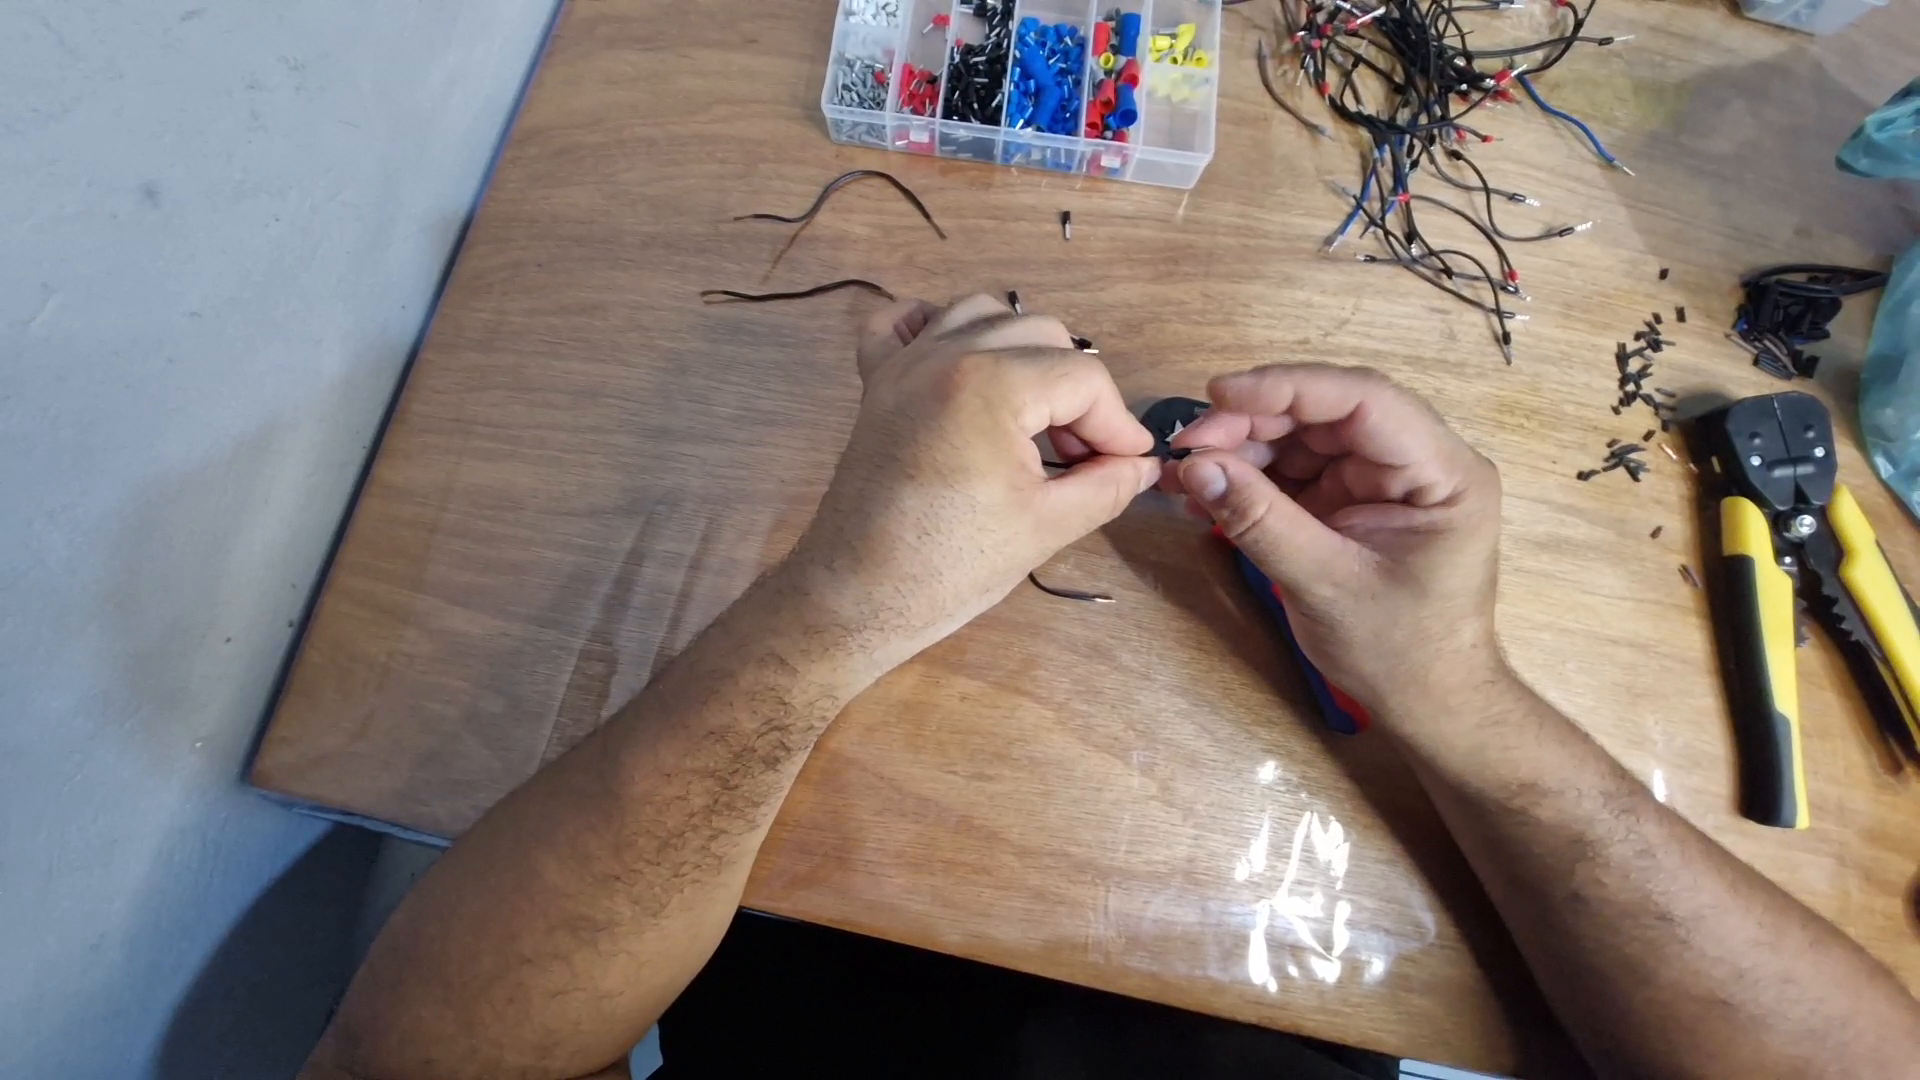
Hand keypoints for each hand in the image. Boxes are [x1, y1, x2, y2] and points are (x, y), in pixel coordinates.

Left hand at [781, 293, 1158, 674]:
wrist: (856, 598)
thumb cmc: (949, 569)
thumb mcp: (1045, 528)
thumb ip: (1107, 485)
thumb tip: (1142, 464)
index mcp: (990, 384)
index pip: (1083, 377)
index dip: (1116, 422)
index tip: (1128, 462)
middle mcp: (945, 354)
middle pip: (1040, 334)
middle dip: (1076, 391)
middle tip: (1083, 454)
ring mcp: (903, 363)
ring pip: (981, 313)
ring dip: (1020, 351)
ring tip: (1033, 412)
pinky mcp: (876, 384)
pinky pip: (903, 323)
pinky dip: (937, 327)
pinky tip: (961, 362)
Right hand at [1162, 364, 1504, 715]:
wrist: (1420, 698)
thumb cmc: (1395, 648)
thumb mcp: (1322, 583)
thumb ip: (1259, 521)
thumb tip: (1193, 468)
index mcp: (1439, 472)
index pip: (1364, 401)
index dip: (1288, 388)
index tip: (1217, 396)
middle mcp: (1410, 463)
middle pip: (1323, 415)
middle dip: (1250, 425)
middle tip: (1187, 448)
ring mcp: (1374, 481)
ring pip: (1298, 440)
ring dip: (1238, 452)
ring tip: (1183, 474)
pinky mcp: (1343, 501)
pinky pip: (1288, 474)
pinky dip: (1243, 481)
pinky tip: (1202, 494)